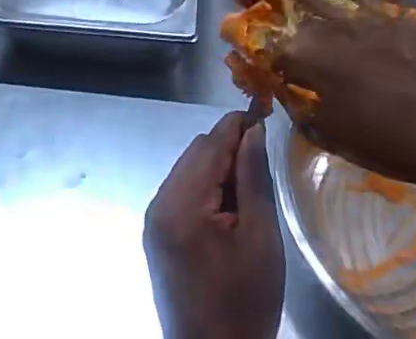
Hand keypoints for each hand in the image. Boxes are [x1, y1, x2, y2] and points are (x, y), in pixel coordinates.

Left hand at [143, 111, 283, 338]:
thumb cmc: (246, 303)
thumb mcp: (261, 240)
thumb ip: (253, 179)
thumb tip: (252, 131)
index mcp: (182, 202)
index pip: (210, 144)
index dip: (236, 125)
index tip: (262, 112)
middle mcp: (159, 200)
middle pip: (195, 153)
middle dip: (227, 147)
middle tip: (262, 158)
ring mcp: (153, 216)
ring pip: (186, 169)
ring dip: (215, 167)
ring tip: (248, 186)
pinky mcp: (154, 231)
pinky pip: (179, 190)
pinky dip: (203, 186)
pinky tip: (226, 206)